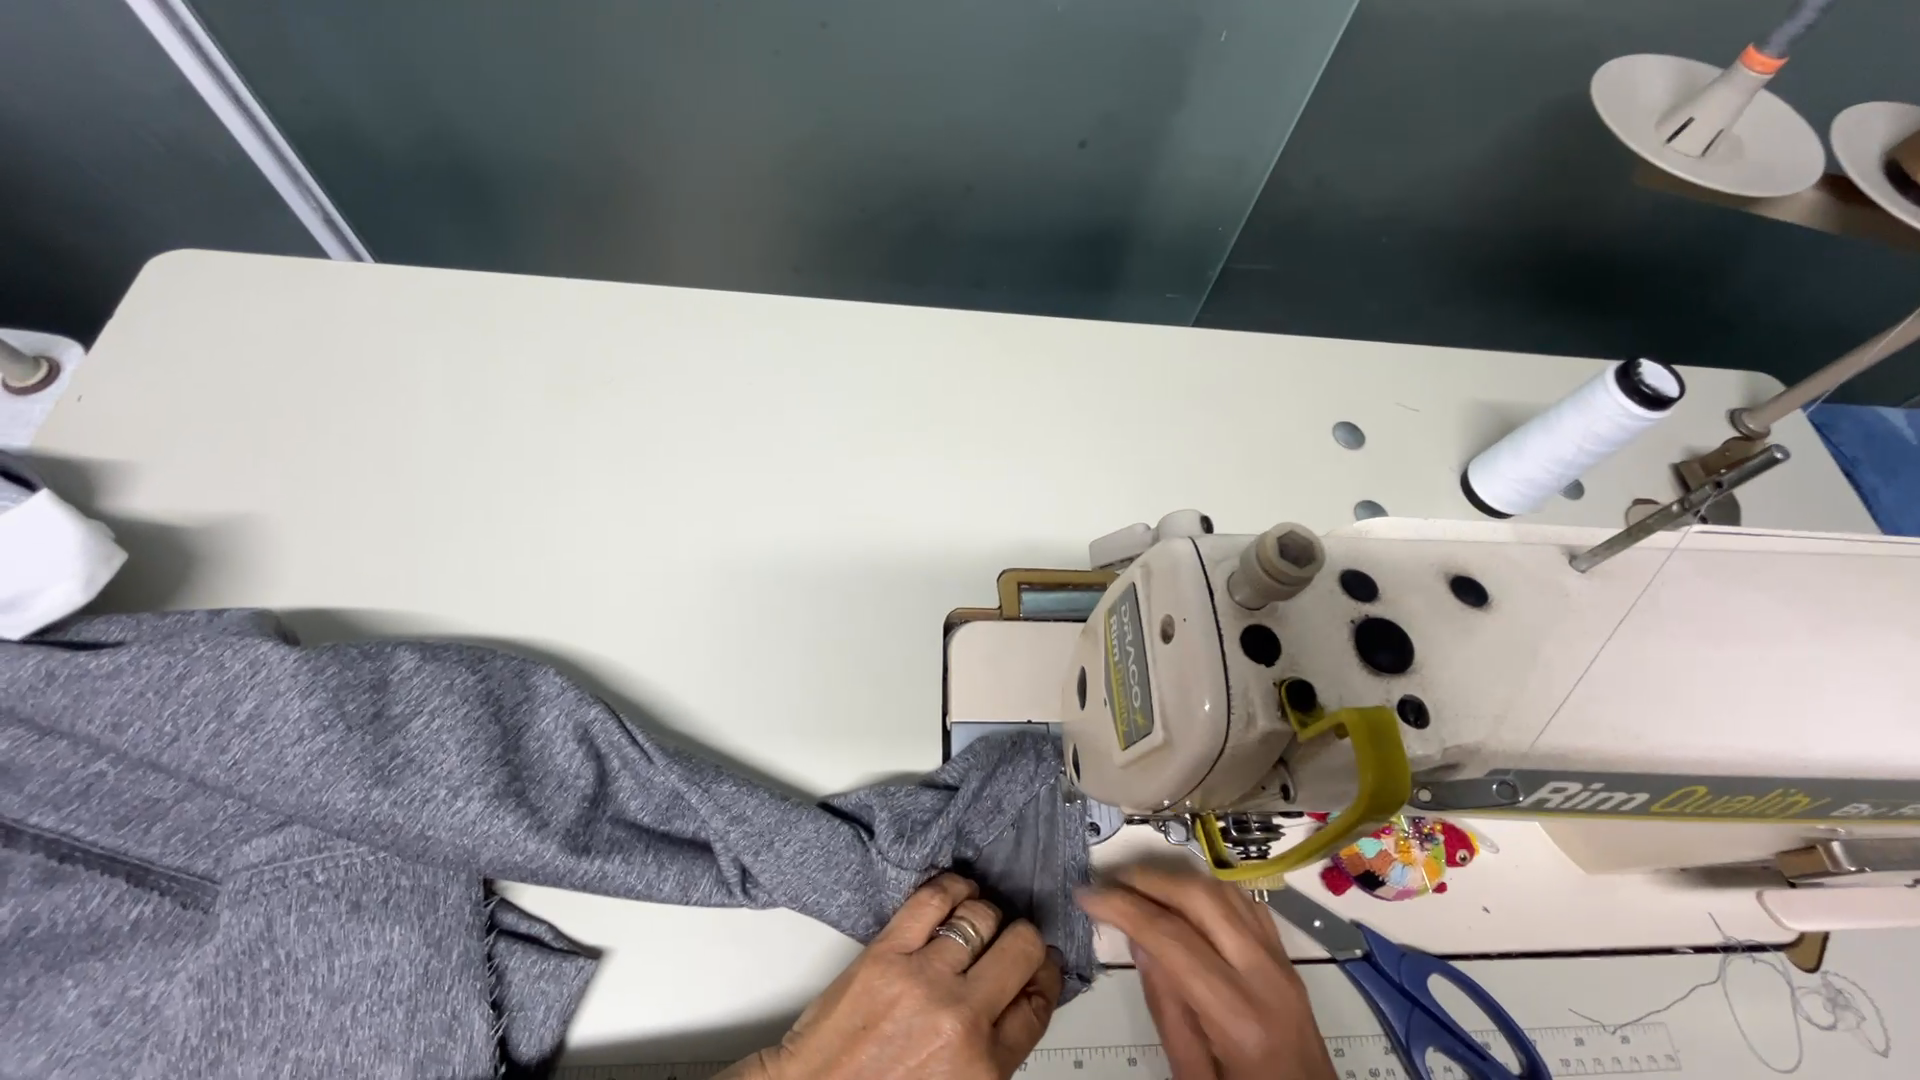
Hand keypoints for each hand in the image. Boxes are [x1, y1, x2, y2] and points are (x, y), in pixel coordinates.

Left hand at [719, 873, 1064, 1079]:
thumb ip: (992, 1052)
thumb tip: (1016, 1001)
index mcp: (984, 1066)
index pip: (1038, 1001)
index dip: (1046, 973)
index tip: (1043, 963)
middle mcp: (961, 1018)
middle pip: (1021, 948)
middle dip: (1024, 938)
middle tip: (1014, 938)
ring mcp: (923, 979)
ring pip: (981, 916)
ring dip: (987, 913)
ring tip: (981, 917)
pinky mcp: (885, 952)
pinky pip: (933, 899)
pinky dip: (953, 886)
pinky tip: (958, 890)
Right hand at [1078, 868, 1335, 1079]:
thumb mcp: (1192, 1078)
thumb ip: (1166, 1007)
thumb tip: (1137, 938)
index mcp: (1239, 1017)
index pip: (1171, 937)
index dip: (1122, 907)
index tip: (1086, 895)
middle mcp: (1267, 978)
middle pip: (1201, 899)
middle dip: (1148, 880)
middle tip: (1107, 881)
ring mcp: (1284, 966)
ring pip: (1226, 892)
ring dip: (1177, 878)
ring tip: (1136, 884)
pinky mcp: (1289, 963)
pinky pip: (1248, 906)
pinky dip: (1209, 890)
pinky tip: (1183, 898)